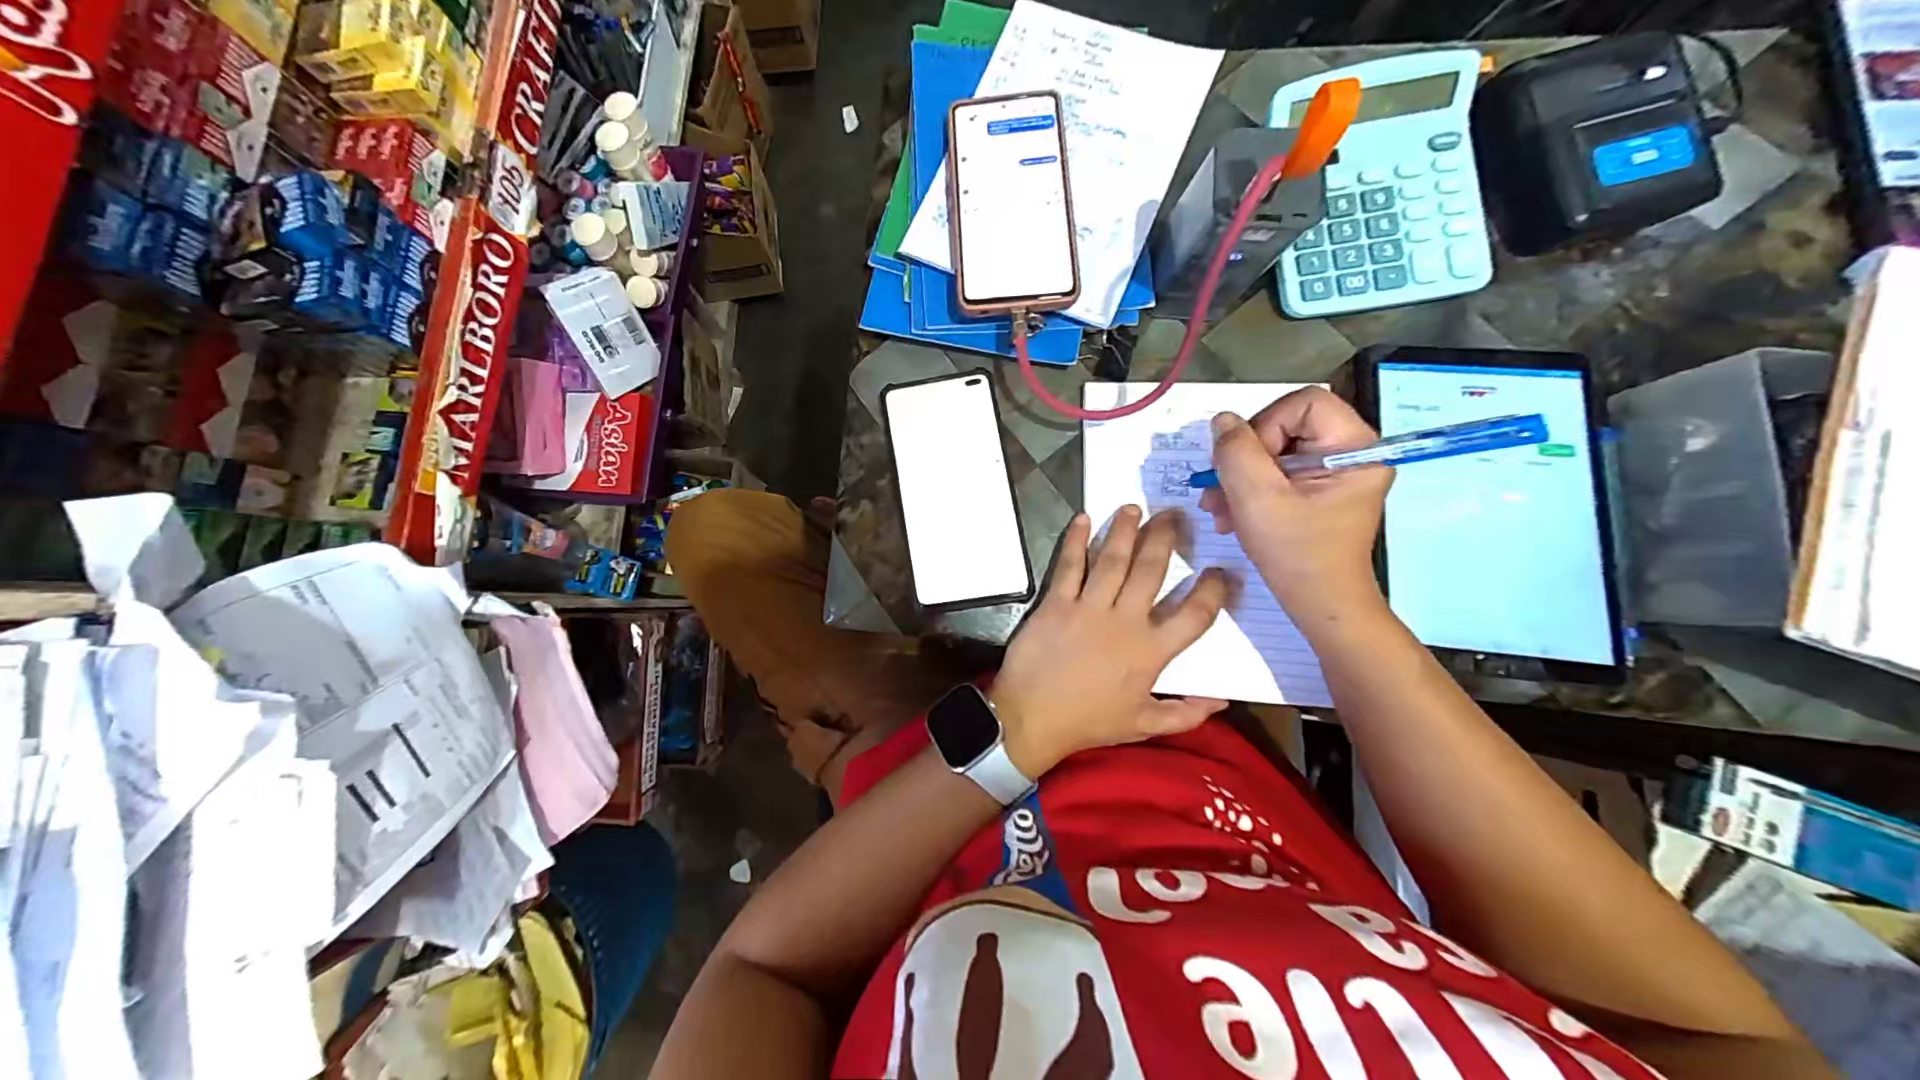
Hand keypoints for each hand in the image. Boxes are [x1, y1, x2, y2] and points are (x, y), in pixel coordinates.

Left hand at [991, 507, 1228, 777]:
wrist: (1031, 718)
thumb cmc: (1088, 722)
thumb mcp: (1143, 725)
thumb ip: (1185, 714)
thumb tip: (1223, 702)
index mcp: (1151, 651)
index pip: (1194, 614)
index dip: (1212, 590)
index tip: (1220, 571)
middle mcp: (1124, 621)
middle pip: (1151, 571)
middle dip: (1165, 539)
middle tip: (1173, 515)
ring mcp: (1088, 608)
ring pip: (1112, 560)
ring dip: (1125, 530)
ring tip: (1134, 508)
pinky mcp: (1056, 602)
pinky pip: (1070, 565)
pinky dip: (1076, 540)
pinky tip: (1084, 518)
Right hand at [1199, 388, 1392, 630]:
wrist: (1320, 604)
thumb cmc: (1296, 555)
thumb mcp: (1257, 499)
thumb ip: (1237, 452)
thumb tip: (1223, 421)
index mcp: (1354, 448)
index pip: (1303, 403)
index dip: (1265, 425)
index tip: (1245, 465)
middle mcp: (1351, 452)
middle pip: (1286, 425)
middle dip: (1245, 457)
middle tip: (1218, 489)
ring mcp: (1335, 471)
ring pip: (1276, 449)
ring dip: (1240, 475)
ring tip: (1217, 507)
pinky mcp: (1319, 489)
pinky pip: (1278, 471)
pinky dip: (1250, 488)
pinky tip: (1231, 512)